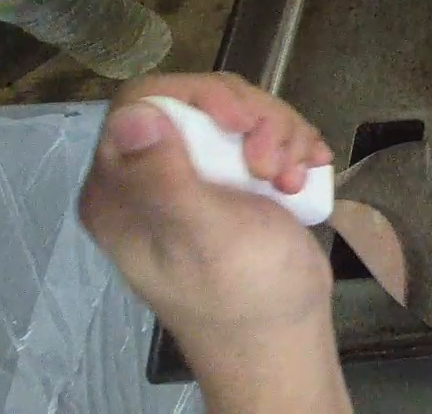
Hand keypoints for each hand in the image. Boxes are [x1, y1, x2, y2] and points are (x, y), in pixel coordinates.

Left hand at [78, 72, 349, 413]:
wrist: (284, 333)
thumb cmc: (240, 293)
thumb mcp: (205, 235)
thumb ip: (165, 177)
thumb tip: (133, 114)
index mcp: (124, 189)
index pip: (146, 102)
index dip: (198, 97)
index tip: (241, 122)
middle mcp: (157, 174)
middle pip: (206, 100)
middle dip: (256, 120)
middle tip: (273, 163)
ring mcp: (203, 176)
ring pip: (247, 113)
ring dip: (284, 136)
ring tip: (292, 181)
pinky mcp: (242, 180)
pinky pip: (274, 133)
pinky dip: (299, 146)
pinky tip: (307, 175)